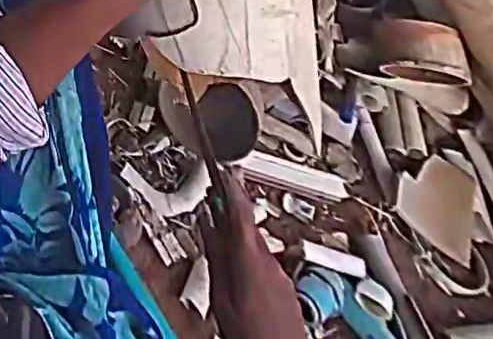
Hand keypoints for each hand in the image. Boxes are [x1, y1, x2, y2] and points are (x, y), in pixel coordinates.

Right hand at [202, 174, 302, 338]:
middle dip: (229, 214)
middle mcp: (270, 261)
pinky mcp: (287, 289)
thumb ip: (214, 253)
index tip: (221, 170)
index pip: (241, 208)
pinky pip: (266, 263)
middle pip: (247, 225)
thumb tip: (206, 222)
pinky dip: (250, 258)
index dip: (230, 185)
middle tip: (212, 203)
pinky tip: (239, 271)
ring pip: (256, 245)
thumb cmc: (249, 334)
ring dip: (238, 239)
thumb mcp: (220, 293)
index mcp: (251, 257)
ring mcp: (282, 276)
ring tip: (220, 241)